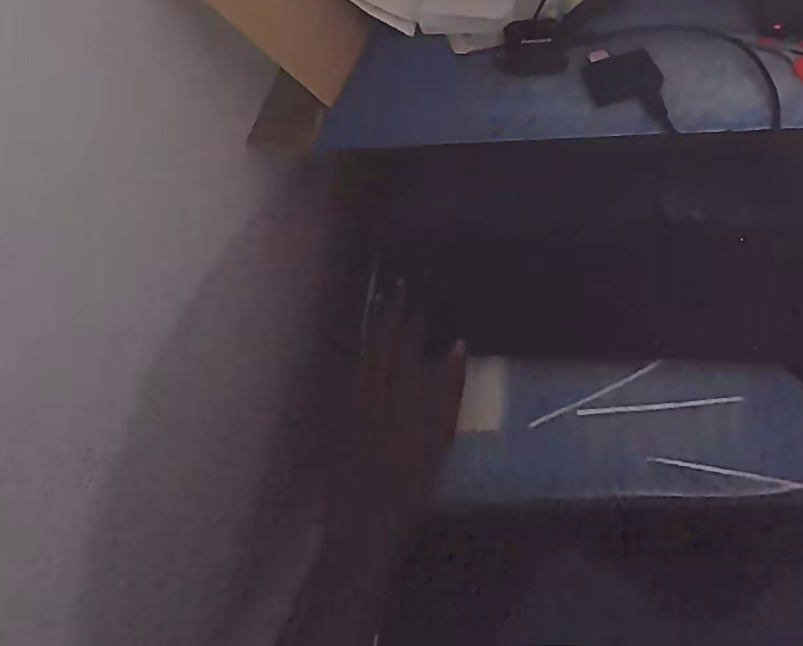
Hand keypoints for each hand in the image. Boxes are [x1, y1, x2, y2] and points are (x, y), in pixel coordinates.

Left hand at [331, 285, 465, 554]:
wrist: (364, 522)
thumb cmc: (411, 486)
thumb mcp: (440, 439)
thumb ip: (450, 390)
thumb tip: (459, 346)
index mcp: (401, 392)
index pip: (408, 342)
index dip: (413, 314)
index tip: (418, 287)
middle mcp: (374, 388)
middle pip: (383, 340)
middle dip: (392, 309)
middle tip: (397, 280)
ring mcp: (354, 398)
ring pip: (365, 349)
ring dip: (374, 322)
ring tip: (379, 295)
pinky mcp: (343, 410)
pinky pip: (351, 368)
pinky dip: (358, 347)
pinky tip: (361, 337)